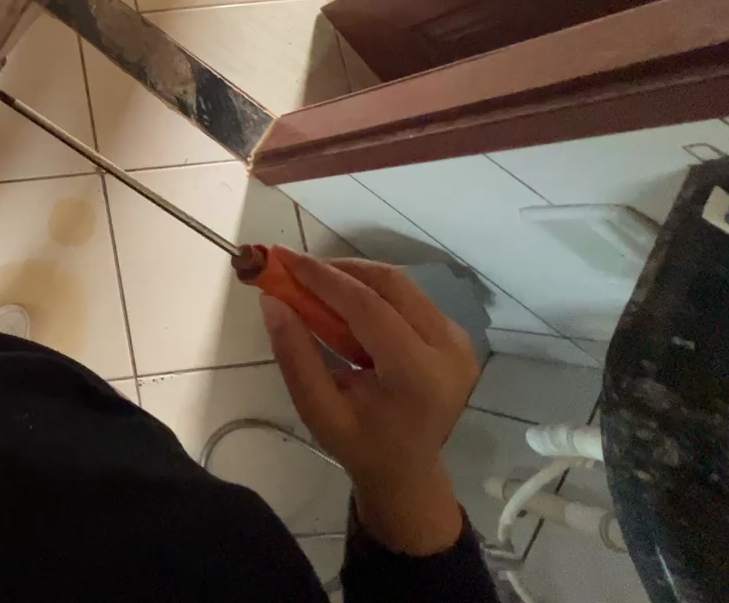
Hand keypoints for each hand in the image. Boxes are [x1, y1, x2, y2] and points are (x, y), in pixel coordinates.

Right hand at [261, 257, 479, 554]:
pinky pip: (406, 295)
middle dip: (336, 268)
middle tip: (295, 269)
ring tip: (314, 284)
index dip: (321, 276)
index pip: (368, 306)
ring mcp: (458, 342)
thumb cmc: (359, 443)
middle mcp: (449, 351)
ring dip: (351, 274)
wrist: (408, 470)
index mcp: (418, 376)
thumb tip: (271, 299)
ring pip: (398, 283)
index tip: (281, 257)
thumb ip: (294, 354)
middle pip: (389, 284)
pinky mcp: (454, 335)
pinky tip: (342, 302)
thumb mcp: (316, 408)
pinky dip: (369, 287)